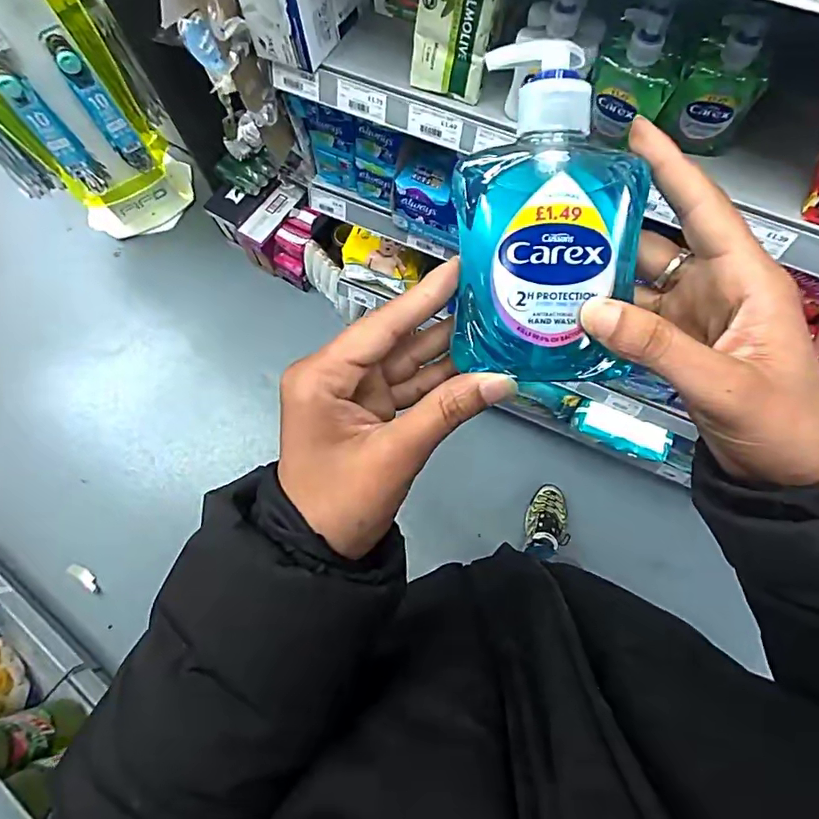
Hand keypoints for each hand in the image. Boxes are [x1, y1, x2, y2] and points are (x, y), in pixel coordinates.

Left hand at [279, 260, 514, 558]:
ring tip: (492, 323)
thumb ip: (448, 411)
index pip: (382, 326)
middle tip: (487, 292)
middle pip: (397, 341)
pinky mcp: (369, 413)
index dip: (424, 296)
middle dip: (442, 320)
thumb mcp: (395, 454)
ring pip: (407, 365)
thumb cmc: (339, 502)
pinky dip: (440, 382)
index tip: (458, 267)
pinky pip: (409, 389)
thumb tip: (503, 380)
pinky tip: (475, 366)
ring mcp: (354, 395)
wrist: (315, 552)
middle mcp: (336, 375)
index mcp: (324, 374)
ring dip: (447, 351)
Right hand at [580, 118, 818, 486]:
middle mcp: (715, 287)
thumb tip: (590, 309)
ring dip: (601, 270)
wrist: (791, 475)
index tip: (636, 132)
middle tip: (565, 204)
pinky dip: (604, 313)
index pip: (704, 209)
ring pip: (639, 280)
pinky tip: (569, 309)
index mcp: (745, 279)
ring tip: (551, 256)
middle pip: (659, 240)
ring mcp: (693, 316)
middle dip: (616, 220)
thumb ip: (656, 346)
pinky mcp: (677, 343)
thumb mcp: (723, 384)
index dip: (671, 168)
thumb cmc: (783, 424)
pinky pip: (633, 317)